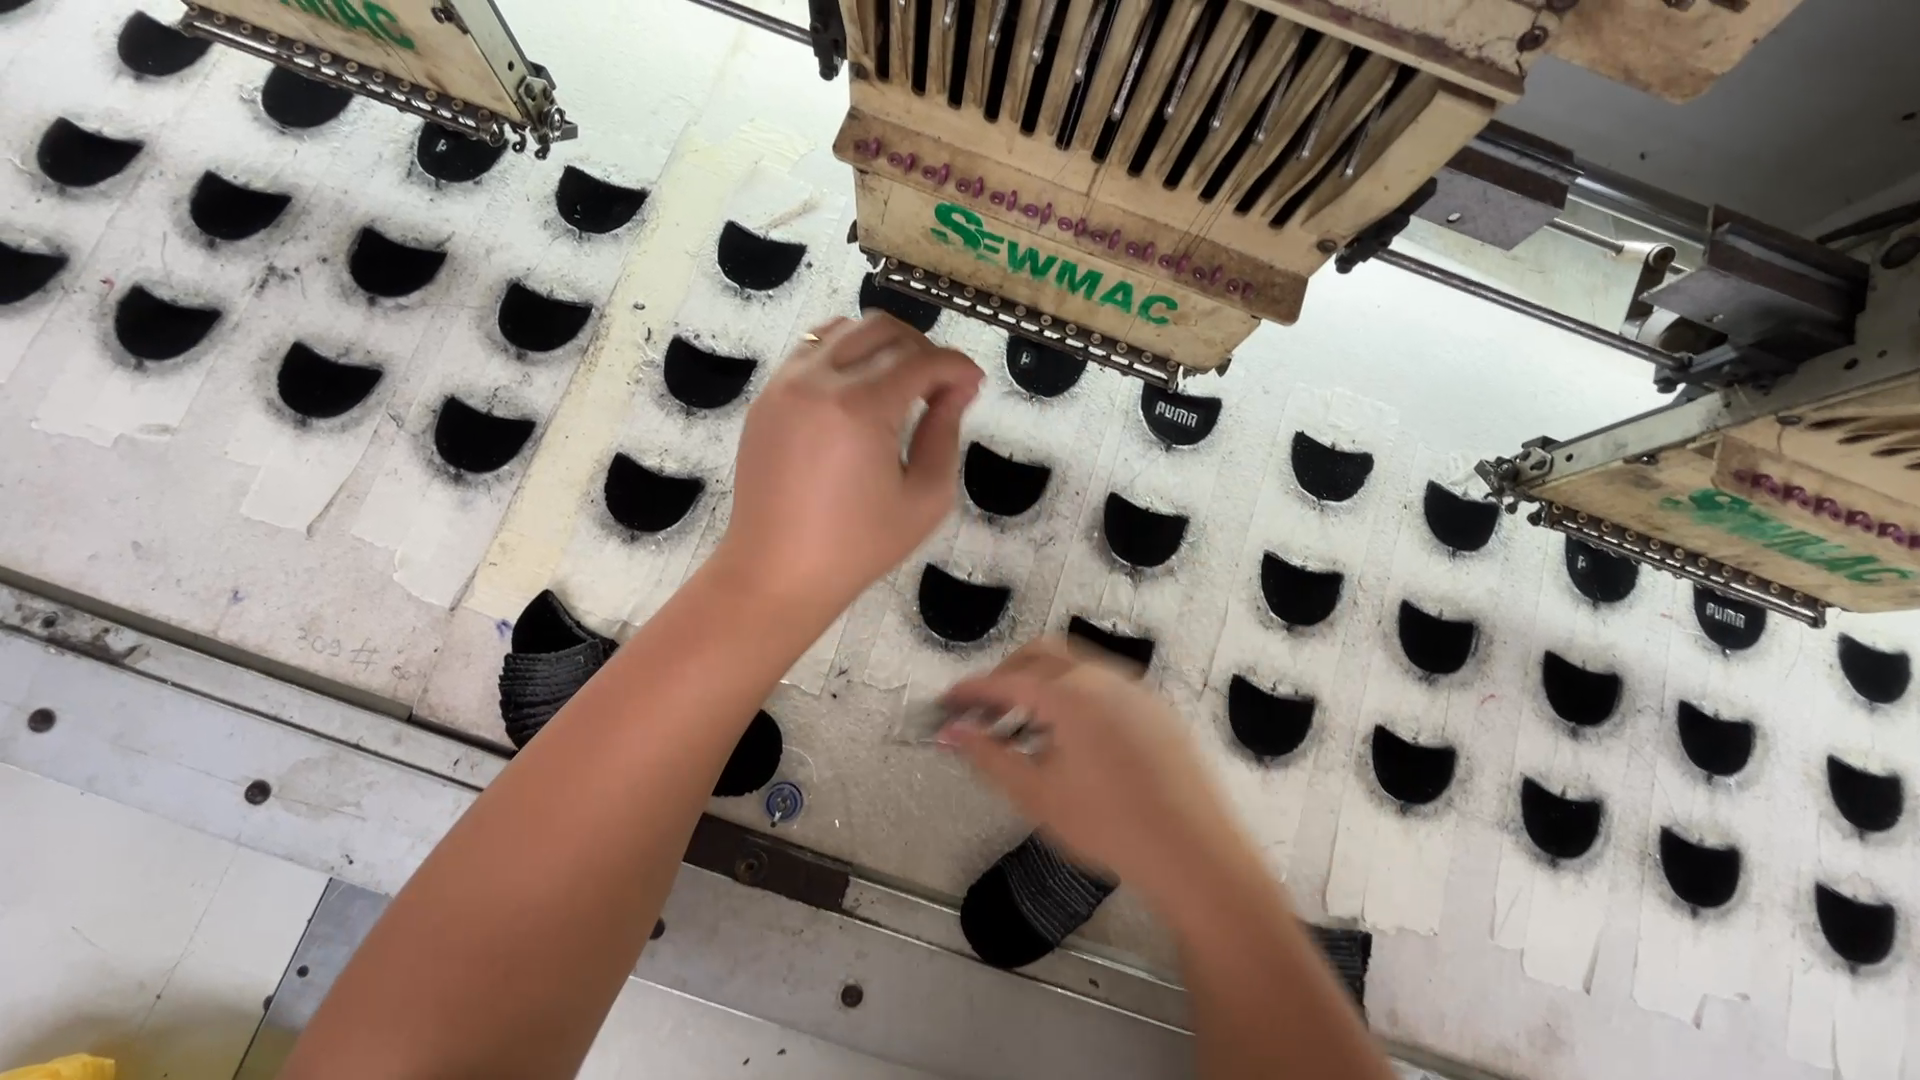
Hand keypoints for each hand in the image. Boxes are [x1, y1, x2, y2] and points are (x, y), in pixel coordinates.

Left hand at [714, 313, 982, 617]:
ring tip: (901, 382)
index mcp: (860, 407)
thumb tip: (958, 389)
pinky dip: (844, 354)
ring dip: (882, 344)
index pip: (922, 360)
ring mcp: (784, 384)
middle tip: (941, 385)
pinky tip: (860, 388)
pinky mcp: (767, 398)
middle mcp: (818, 380)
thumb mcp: (924, 498)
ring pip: (844, 329)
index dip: (957, 367)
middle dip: (923, 348)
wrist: (776, 573)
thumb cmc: (858, 547)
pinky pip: (811, 350)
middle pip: (883, 329)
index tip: (974, 385)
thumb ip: (945, 432)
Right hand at [939, 638, 1247, 906]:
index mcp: (1069, 693)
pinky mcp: (1158, 709)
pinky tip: (1072, 739)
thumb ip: (988, 756)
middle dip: (1006, 675)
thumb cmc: (1109, 826)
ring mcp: (1135, 690)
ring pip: (1075, 666)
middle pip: (1041, 654)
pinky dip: (1074, 696)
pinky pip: (1104, 686)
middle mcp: (1103, 677)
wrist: (1194, 852)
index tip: (947, 701)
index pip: (1005, 679)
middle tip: (984, 710)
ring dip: (1042, 683)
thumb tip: (952, 732)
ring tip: (1025, 727)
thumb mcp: (1037, 795)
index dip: (970, 690)